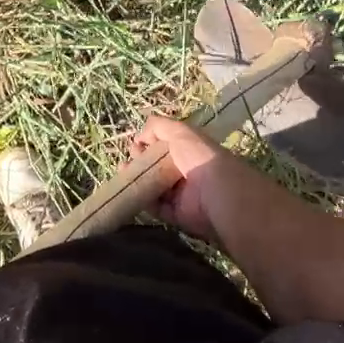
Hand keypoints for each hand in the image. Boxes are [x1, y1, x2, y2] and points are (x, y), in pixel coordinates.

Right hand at [126, 115, 246, 241]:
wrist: (220, 194)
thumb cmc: (201, 157)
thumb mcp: (179, 131)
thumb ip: (157, 127)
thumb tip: (140, 137)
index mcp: (190, 153)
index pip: (164, 147)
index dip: (148, 144)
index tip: (137, 144)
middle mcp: (186, 174)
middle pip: (156, 167)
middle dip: (139, 161)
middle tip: (130, 159)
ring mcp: (182, 196)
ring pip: (153, 187)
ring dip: (136, 179)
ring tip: (123, 172)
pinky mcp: (178, 215)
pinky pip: (156, 207)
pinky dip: (142, 199)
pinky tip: (129, 188)